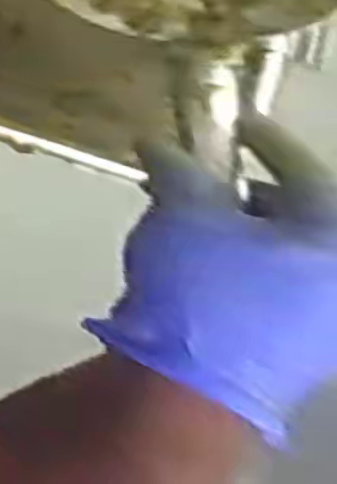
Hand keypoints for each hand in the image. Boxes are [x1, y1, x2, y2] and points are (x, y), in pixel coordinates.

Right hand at [86, 114, 336, 447]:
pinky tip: (198, 246)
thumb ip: (178, 169)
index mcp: (335, 235)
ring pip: (287, 238)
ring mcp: (331, 301)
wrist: (200, 367)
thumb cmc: (204, 280)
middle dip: (246, 184)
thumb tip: (163, 143)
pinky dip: (240, 244)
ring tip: (183, 208)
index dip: (264, 138)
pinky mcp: (308, 323)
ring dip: (238, 216)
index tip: (232, 116)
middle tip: (193, 168)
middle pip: (302, 206)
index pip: (306, 169)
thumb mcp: (181, 210)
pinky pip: (279, 265)